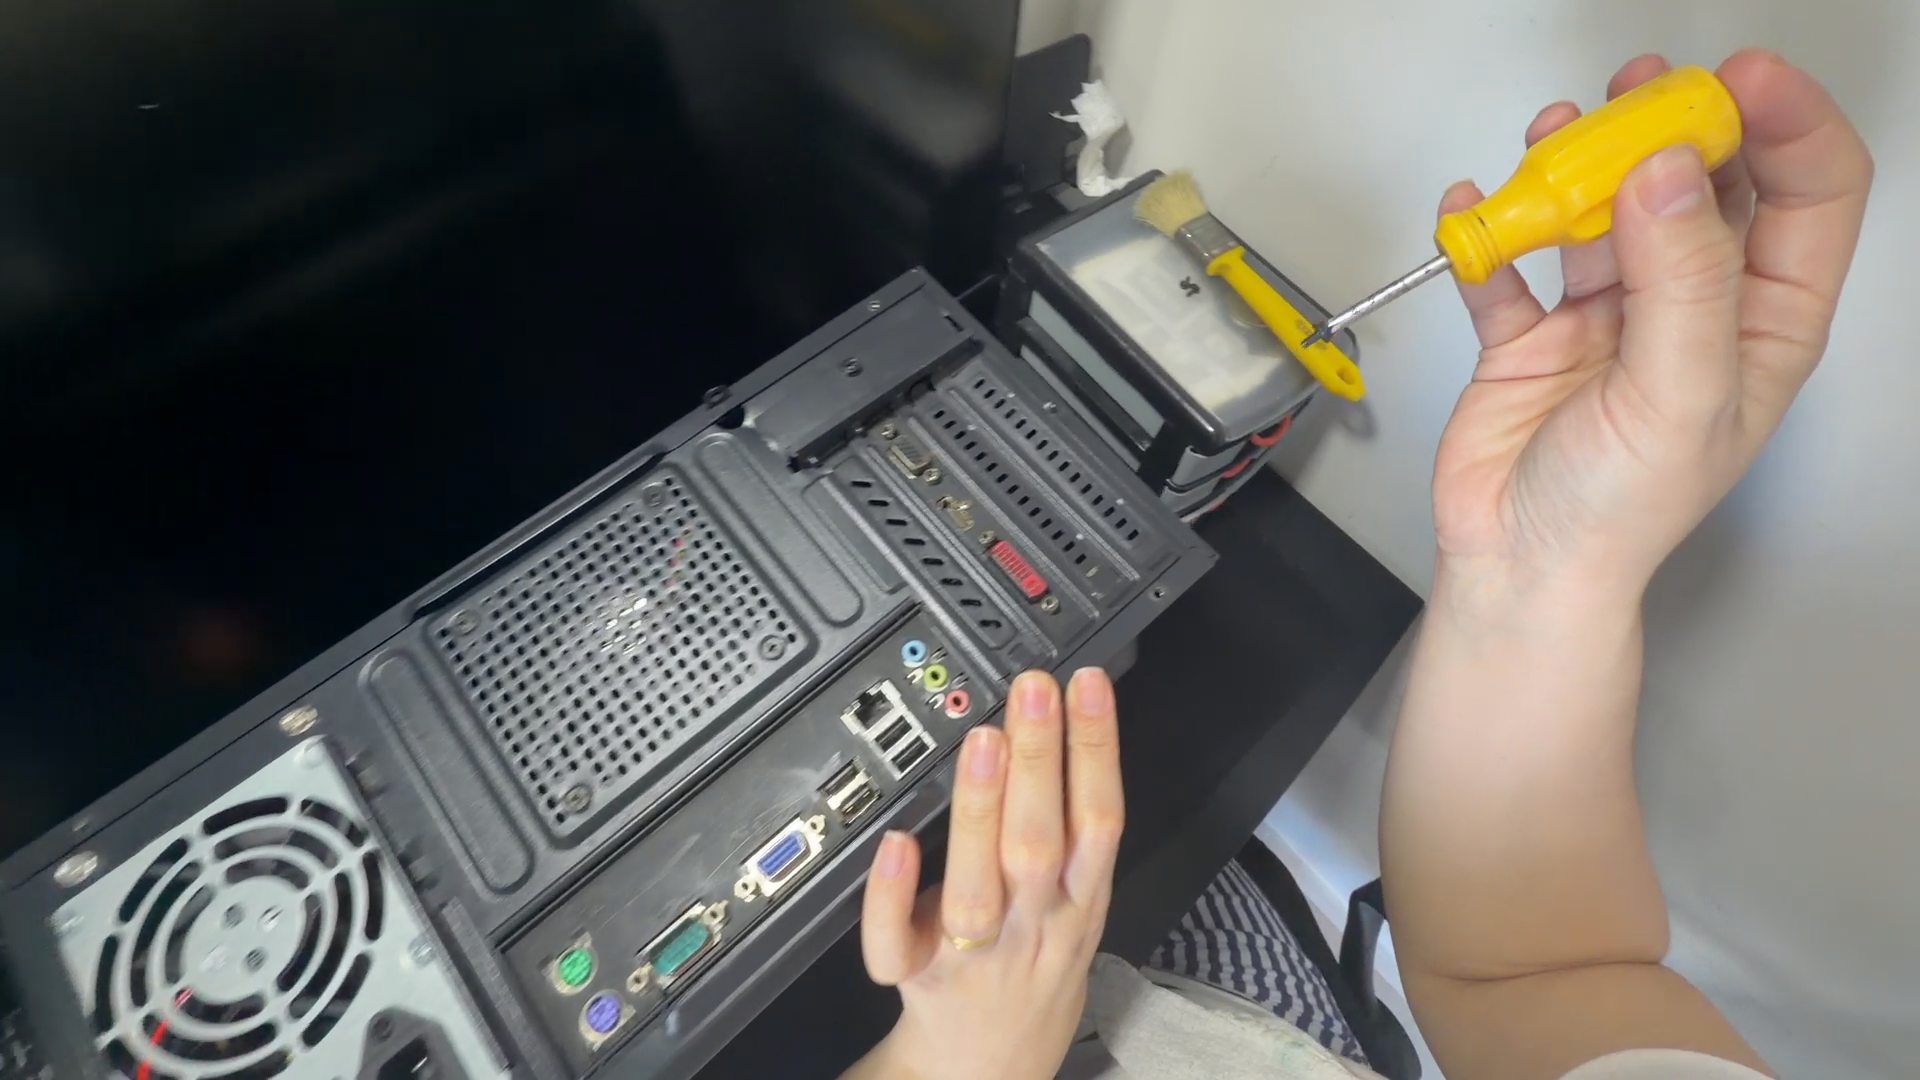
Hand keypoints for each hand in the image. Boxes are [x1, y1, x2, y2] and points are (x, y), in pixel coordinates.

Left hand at [839, 670, 1121, 1079]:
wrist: (993, 1065)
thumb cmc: (1037, 962)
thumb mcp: (1081, 900)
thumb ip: (1074, 827)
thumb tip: (1064, 728)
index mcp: (1078, 899)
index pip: (1100, 816)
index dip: (1098, 747)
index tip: (1087, 685)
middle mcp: (1033, 923)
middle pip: (1041, 841)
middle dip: (1042, 760)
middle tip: (1033, 692)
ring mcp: (975, 952)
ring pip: (978, 886)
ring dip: (981, 813)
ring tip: (983, 743)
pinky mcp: (917, 975)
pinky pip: (895, 945)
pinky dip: (892, 895)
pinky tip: (895, 843)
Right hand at [1431, 50, 1872, 595]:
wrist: (1516, 556)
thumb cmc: (1618, 503)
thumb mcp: (1679, 391)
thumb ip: (1682, 280)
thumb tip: (1663, 174)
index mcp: (1758, 322)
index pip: (1801, 197)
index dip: (1781, 125)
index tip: (1732, 78)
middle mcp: (1680, 312)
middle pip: (1688, 194)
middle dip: (1664, 136)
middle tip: (1631, 97)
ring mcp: (1595, 324)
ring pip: (1590, 226)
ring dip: (1568, 177)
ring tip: (1546, 140)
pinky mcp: (1520, 343)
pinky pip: (1505, 277)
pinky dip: (1485, 243)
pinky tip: (1470, 213)